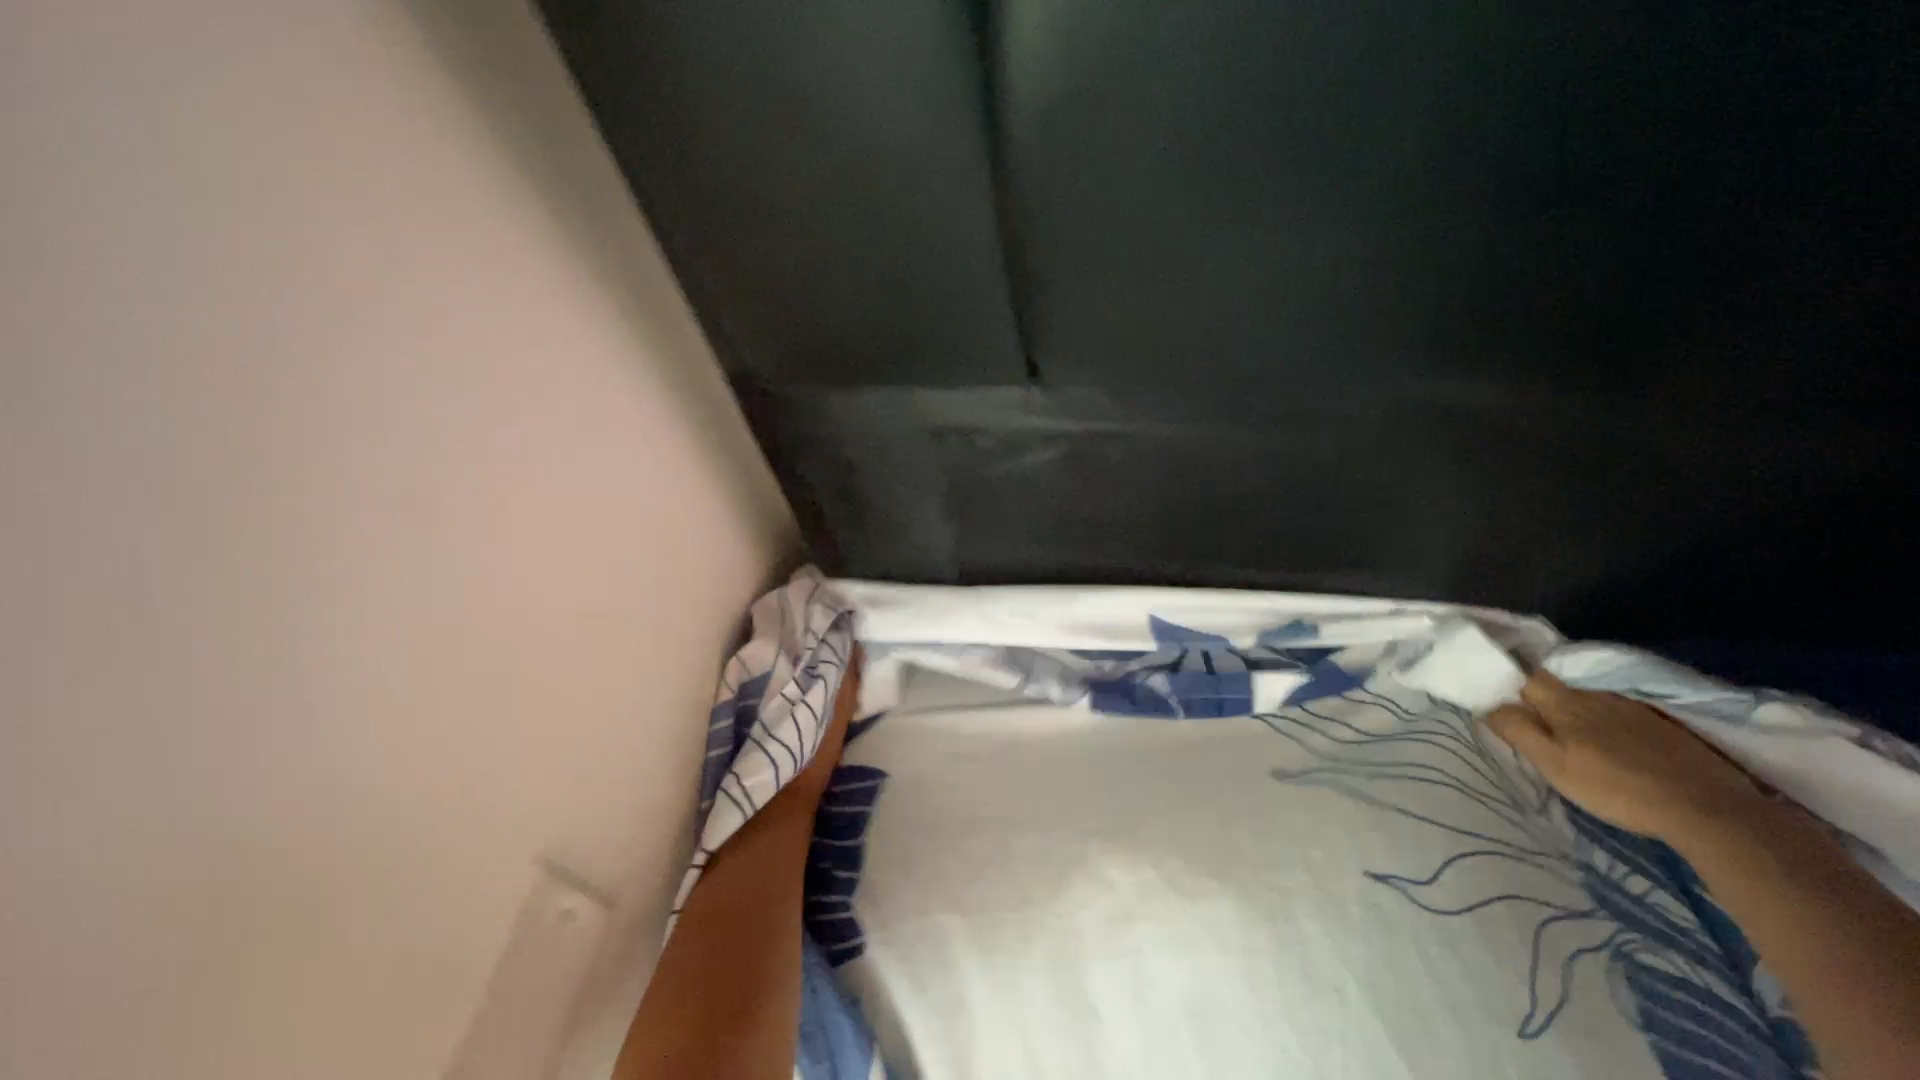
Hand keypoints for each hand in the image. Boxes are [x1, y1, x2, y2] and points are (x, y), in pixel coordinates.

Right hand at [1486, 670, 1770, 846]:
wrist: (1704, 806)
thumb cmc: (1615, 788)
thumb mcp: (1554, 766)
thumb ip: (1518, 731)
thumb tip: (1488, 705)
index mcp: (1566, 704)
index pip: (1528, 676)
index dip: (1511, 682)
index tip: (1500, 699)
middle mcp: (1598, 696)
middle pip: (1559, 688)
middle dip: (1541, 699)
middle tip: (1534, 725)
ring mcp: (1634, 709)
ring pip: (1591, 701)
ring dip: (1577, 713)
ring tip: (1574, 738)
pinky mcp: (1663, 726)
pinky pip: (1621, 714)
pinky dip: (1608, 724)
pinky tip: (1615, 747)